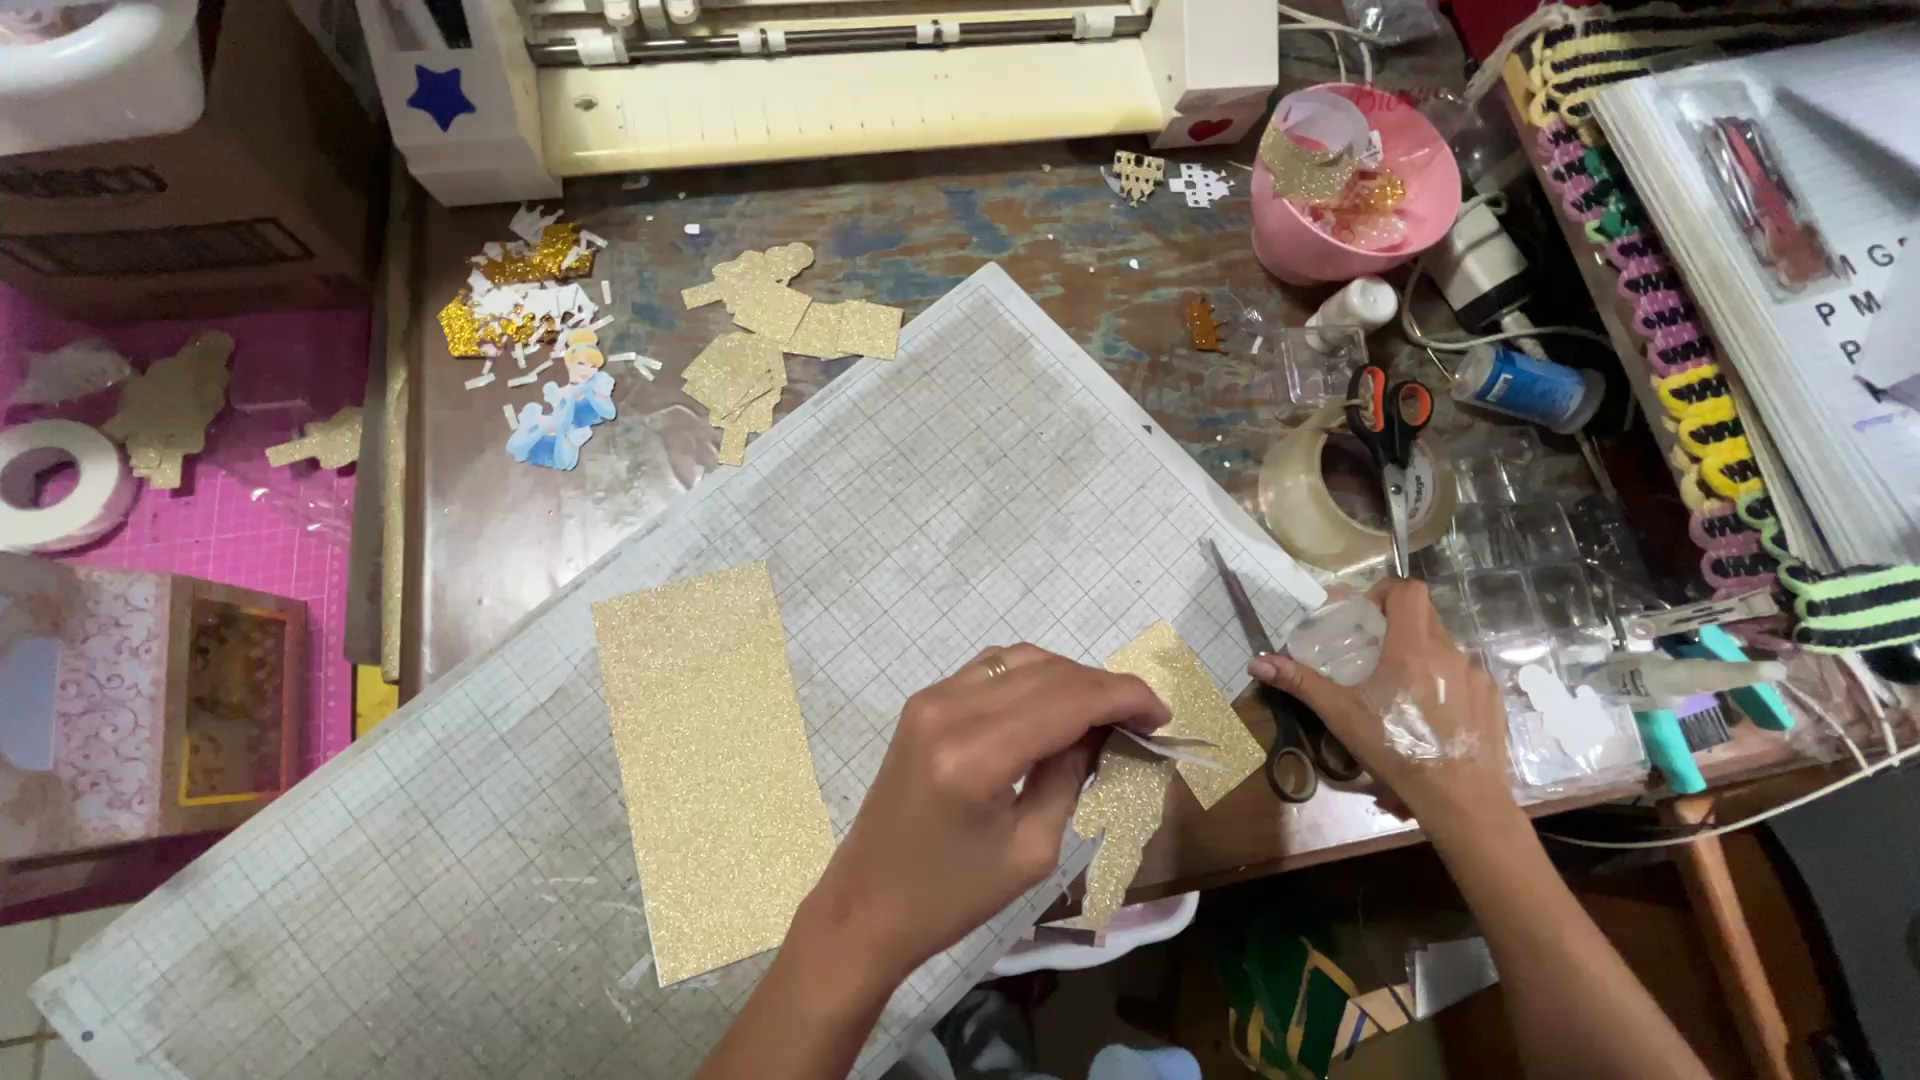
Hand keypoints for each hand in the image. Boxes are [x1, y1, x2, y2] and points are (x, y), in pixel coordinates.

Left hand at [796, 645, 1168, 985]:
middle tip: (1141, 719)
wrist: (868, 901)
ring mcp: (930, 698)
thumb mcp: (1032, 850)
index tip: (1162, 717)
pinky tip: (1055, 704)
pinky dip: (1033, 677)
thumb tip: (1103, 730)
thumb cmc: (952, 895)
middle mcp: (950, 709)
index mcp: (976, 755)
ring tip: (1103, 713)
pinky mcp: (922, 702)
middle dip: (1104, 687)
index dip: (1124, 698)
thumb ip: (1071, 776)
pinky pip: (992, 669)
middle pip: (1048, 672)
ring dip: (1069, 678)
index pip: (1069, 699)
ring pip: (1020, 660)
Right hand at [1249, 579, 1515, 837]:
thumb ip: (1301, 682)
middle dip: (1396, 623)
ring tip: (1399, 687)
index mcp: (1413, 648)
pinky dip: (1443, 680)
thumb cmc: (1396, 749)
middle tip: (1372, 651)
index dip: (1385, 592)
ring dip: (1419, 653)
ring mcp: (1476, 675)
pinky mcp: (1492, 698)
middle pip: (1424, 615)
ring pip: (1443, 646)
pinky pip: (1464, 674)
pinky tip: (1431, 712)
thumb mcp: (1341, 714)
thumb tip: (1257, 663)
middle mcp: (1450, 652)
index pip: (1408, 591)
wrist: (1461, 799)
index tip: (1365, 616)